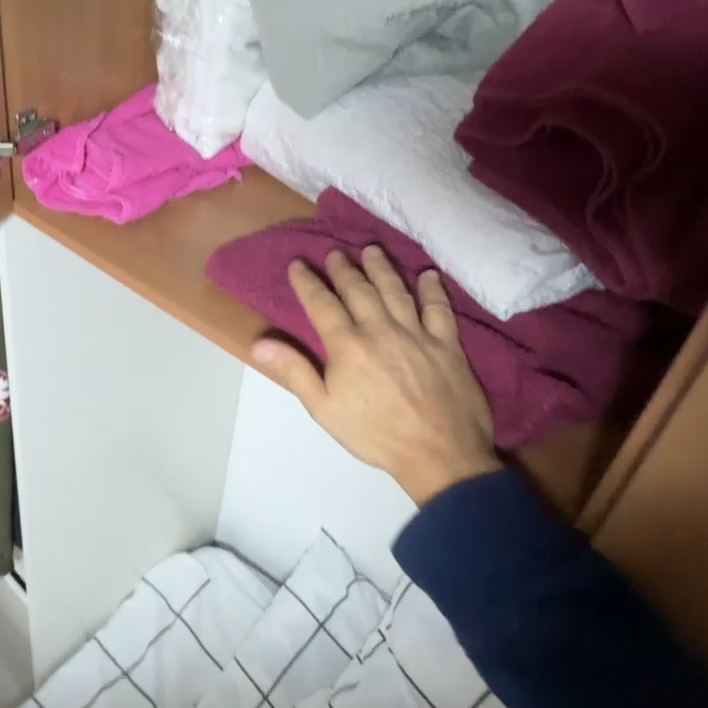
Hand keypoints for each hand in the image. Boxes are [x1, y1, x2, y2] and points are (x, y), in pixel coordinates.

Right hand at [250, 246, 502, 504]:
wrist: (439, 457)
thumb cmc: (374, 434)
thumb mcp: (324, 409)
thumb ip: (294, 371)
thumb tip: (259, 343)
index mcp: (347, 346)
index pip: (322, 304)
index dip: (308, 282)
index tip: (298, 264)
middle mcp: (380, 331)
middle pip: (359, 291)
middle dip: (344, 269)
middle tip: (335, 253)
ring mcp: (417, 335)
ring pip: (396, 292)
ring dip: (382, 269)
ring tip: (372, 250)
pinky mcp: (448, 346)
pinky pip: (440, 310)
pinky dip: (433, 290)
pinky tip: (427, 275)